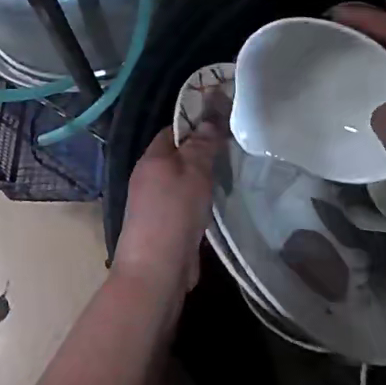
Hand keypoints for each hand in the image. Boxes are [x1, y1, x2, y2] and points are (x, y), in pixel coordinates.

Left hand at [115, 123, 223, 296]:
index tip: (224, 122)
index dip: (195, 124)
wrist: (156, 267)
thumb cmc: (173, 213)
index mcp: (151, 158)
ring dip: (204, 178)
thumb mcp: (193, 174)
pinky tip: (222, 202)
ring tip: (235, 172)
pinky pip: (186, 203)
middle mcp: (148, 176)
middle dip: (203, 152)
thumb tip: (208, 118)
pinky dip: (202, 200)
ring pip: (183, 181)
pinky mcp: (166, 224)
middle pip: (178, 156)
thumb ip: (201, 147)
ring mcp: (155, 202)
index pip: (172, 131)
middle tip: (237, 149)